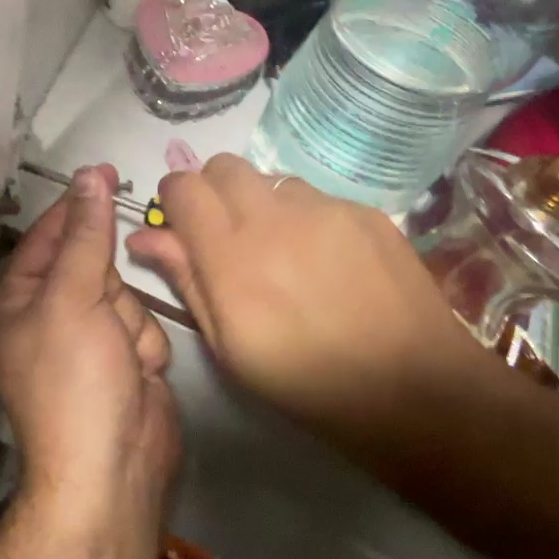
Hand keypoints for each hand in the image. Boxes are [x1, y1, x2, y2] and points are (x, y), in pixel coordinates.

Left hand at [0, 165, 177, 558]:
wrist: (113, 467)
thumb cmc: (75, 378)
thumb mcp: (72, 297)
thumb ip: (85, 234)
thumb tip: (89, 176)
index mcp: (18, 296)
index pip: (51, 233)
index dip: (78, 204)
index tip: (107, 171)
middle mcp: (49, 312)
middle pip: (95, 260)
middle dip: (108, 286)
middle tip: (104, 315)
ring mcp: (88, 337)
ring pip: (125, 292)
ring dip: (129, 321)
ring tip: (119, 355)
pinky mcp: (122, 358)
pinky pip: (143, 326)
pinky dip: (145, 347)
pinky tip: (137, 372)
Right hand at [127, 155, 488, 446]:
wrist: (414, 393)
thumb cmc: (306, 383)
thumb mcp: (229, 346)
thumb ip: (185, 278)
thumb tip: (144, 235)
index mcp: (230, 257)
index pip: (182, 186)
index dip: (175, 199)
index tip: (182, 224)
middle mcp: (272, 218)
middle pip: (224, 166)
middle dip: (215, 191)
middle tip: (230, 235)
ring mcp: (323, 209)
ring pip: (272, 180)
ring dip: (265, 205)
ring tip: (287, 253)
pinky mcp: (364, 211)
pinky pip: (318, 197)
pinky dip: (309, 219)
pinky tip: (329, 263)